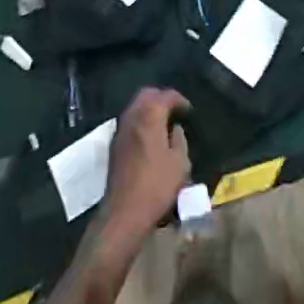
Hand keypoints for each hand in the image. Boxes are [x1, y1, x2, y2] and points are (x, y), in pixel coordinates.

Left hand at [101, 86, 190, 235]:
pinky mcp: (115, 141)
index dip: (179, 99)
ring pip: (135, 105)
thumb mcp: (180, 165)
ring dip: (149, 107)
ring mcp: (120, 128)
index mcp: (149, 117)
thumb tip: (175, 129)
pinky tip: (150, 134)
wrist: (124, 209)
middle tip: (175, 109)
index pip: (164, 96)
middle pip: (146, 94)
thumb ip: (180, 141)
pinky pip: (129, 119)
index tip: (189, 110)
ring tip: (164, 121)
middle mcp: (132, 116)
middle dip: (161, 97)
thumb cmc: (157, 186)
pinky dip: (141, 119)